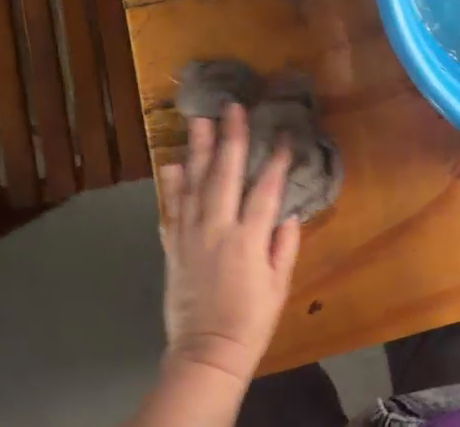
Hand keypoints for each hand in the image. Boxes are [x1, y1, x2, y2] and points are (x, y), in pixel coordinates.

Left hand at [157, 104, 300, 382]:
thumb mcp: (279, 286)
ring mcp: (191, 235)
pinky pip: (171, 209)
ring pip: (194, 183)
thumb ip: (284, 246)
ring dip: (198, 149)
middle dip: (231, 137)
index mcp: (248, 239)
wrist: (206, 352)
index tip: (284, 134)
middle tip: (232, 107)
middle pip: (225, 174)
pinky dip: (172, 184)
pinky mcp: (173, 246)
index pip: (265, 190)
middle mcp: (218, 229)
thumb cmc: (250, 321)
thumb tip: (288, 212)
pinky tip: (172, 163)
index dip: (276, 161)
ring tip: (199, 121)